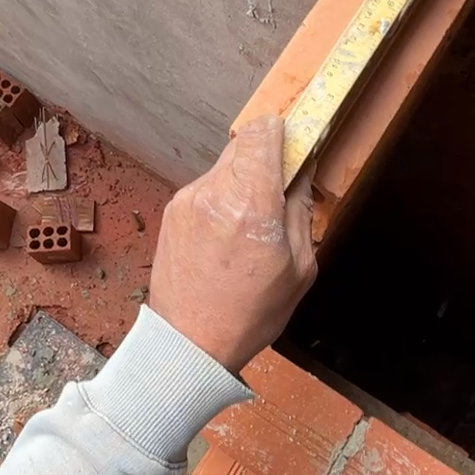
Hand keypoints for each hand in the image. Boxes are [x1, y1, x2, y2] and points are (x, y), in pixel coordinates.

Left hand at [148, 114, 316, 370]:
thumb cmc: (249, 314)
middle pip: (244, 145)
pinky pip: (206, 188)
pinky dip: (221, 199)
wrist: (189, 343)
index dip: (280, 131)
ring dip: (242, 180)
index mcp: (252, 206)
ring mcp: (188, 200)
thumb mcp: (300, 268)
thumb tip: (301, 171)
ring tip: (250, 224)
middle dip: (264, 159)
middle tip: (278, 189)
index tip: (292, 142)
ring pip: (224, 166)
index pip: (262, 134)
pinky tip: (226, 235)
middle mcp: (215, 193)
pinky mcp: (173, 211)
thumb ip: (301, 210)